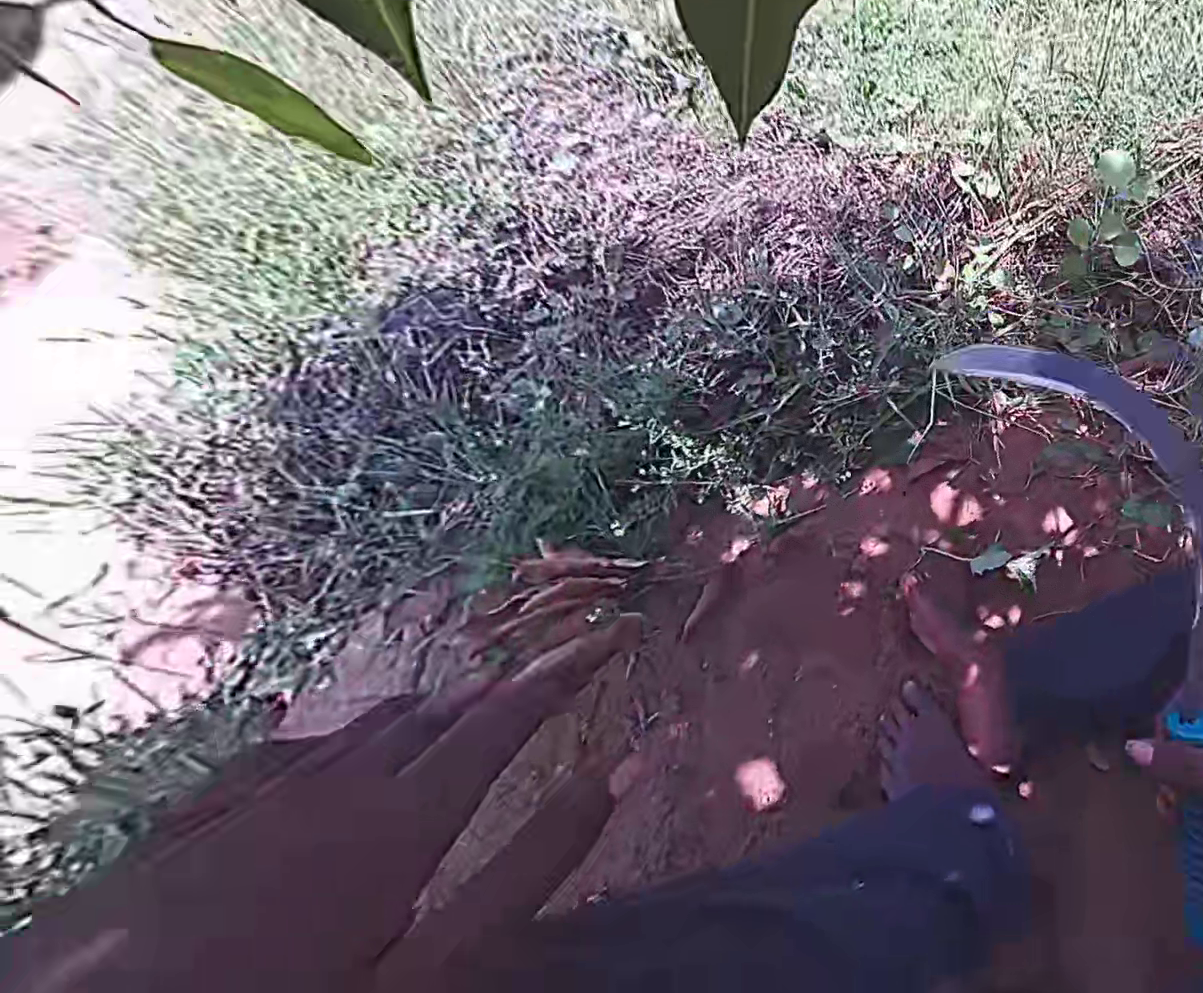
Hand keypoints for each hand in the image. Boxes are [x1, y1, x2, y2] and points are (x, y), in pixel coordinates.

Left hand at [3, 621, 636, 992]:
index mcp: (405, 814)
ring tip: (474, 694)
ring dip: (435, 705)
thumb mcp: (438, 967)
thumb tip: (634, 760)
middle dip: (511, 681)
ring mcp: (252, 806)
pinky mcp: (182, 835)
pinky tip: (339, 747)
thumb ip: (540, 858)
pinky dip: (340, 737)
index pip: (512, 714)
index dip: (571, 667)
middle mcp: (337, 786)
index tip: (615, 630)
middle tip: (556, 663)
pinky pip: (283, 755)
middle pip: (445, 710)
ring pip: (369, 726)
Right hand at [1126, 708, 1202, 953]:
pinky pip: (1178, 800)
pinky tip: (1170, 819)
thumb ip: (1184, 762)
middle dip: (1163, 759)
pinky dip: (1169, 808)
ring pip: (1174, 772)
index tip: (1157, 743)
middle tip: (1163, 780)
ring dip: (1165, 787)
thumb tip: (1133, 748)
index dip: (1171, 723)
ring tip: (1169, 805)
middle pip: (1178, 740)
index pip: (1194, 710)